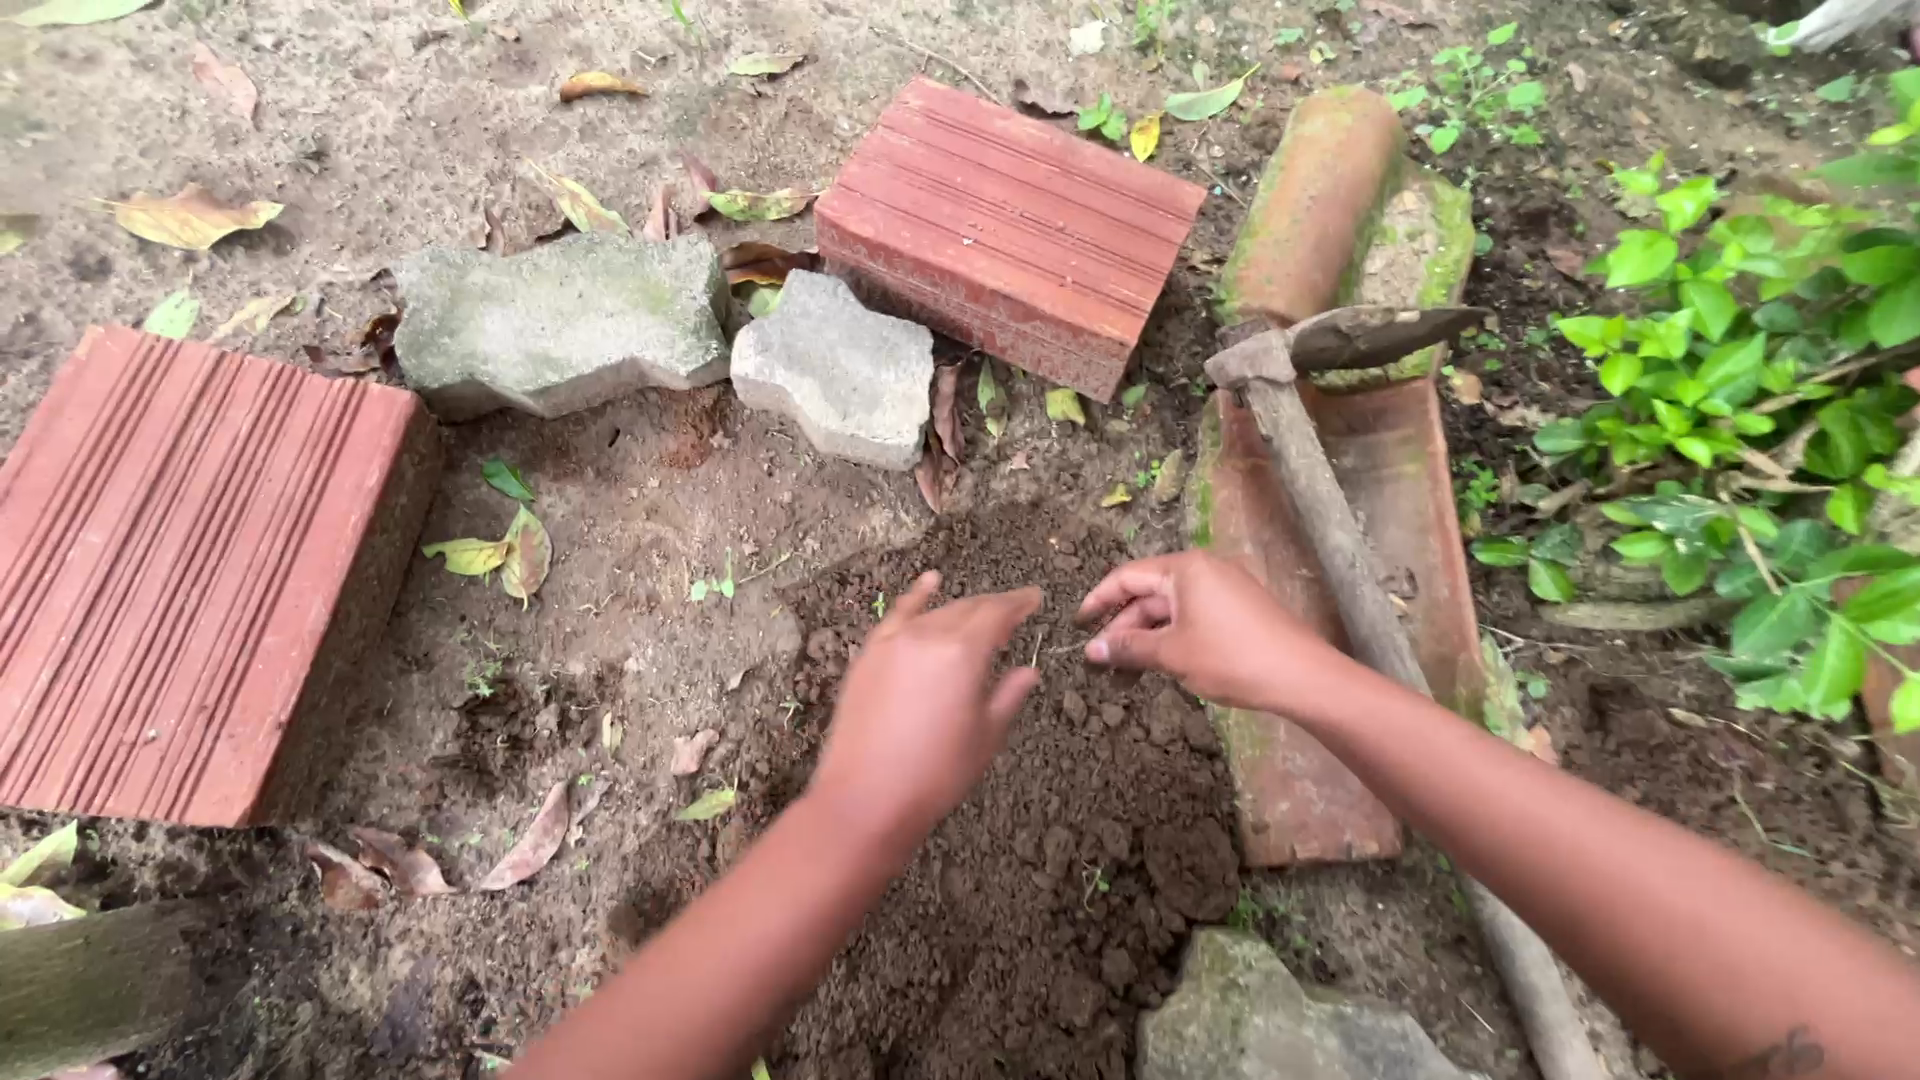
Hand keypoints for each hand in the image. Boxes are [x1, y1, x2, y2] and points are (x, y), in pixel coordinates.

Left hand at [809, 571, 1042, 847]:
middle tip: (1014, 614)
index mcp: (962, 653)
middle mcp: (928, 636)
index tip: (1034, 599)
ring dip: (961, 609)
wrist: (865, 798)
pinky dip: (916, 597)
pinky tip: (929, 583)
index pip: (997, 614)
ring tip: (980, 615)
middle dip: (994, 608)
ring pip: (936, 612)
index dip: (1019, 603)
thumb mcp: (985, 738)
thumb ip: (1008, 696)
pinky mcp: (869, 654)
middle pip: (968, 608)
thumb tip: (1027, 671)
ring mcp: (893, 642)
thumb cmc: (934, 774)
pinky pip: (897, 614)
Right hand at [1076, 551, 1350, 713]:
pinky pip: (1190, 615)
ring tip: (1125, 668)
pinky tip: (1159, 662)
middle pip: (1148, 593)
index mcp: (1184, 568)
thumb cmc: (1231, 658)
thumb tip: (1091, 650)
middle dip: (1122, 625)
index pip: (1127, 576)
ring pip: (1169, 608)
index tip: (1078, 624)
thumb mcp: (1173, 654)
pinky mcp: (1237, 609)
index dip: (1098, 600)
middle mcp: (1203, 569)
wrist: (1303, 677)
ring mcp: (1223, 588)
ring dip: (1145, 635)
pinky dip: (1169, 636)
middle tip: (1100, 658)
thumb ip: (1128, 648)